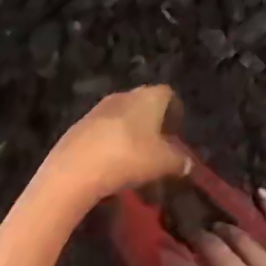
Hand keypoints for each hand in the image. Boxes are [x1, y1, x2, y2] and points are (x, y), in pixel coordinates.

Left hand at [47, 86, 190, 199]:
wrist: (77, 165)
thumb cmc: (129, 155)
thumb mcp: (163, 163)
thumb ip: (179, 161)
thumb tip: (188, 163)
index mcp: (147, 97)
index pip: (167, 94)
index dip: (175, 111)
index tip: (178, 132)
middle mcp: (124, 96)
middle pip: (145, 107)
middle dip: (154, 129)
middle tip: (161, 153)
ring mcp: (100, 108)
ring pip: (125, 121)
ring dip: (135, 141)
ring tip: (140, 170)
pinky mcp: (83, 125)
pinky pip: (107, 133)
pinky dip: (116, 148)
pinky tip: (116, 171)